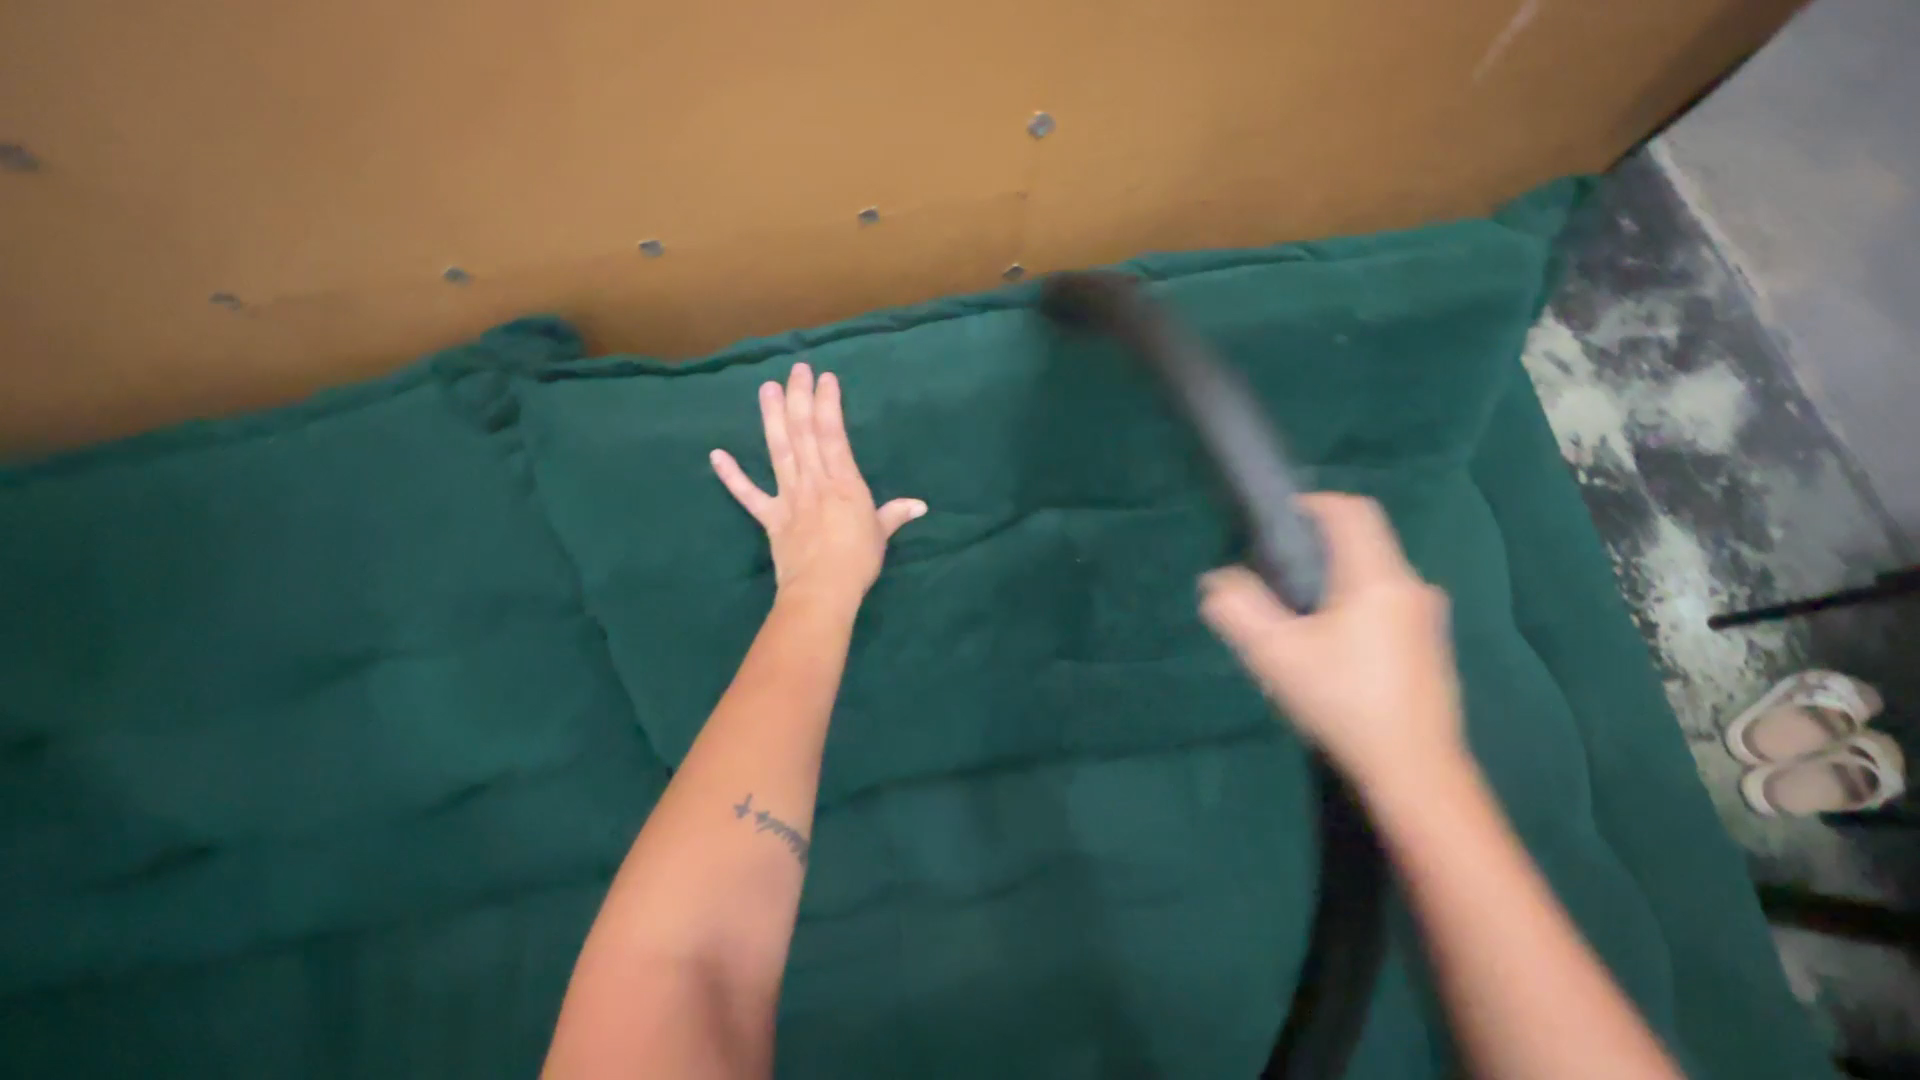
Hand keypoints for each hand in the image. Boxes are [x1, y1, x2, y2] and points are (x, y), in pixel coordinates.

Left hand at [710, 363, 925, 602]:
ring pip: (778, 450)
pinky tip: (716, 454)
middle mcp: (814, 481)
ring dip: (771, 418)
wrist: (822, 590)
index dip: (828, 403)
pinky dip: (731, 475)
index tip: (825, 378)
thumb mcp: (881, 533)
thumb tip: (920, 506)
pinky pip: (747, 494)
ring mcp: (788, 497)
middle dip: (799, 398)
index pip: (833, 433)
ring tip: (766, 389)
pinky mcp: (769, 517)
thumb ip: (895, 514)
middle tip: (795, 370)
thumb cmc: (857, 561)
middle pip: (804, 432)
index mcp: (844, 482)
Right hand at [1198, 493, 1464, 789]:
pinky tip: (1331, 656)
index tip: (1274, 524)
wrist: (1416, 770)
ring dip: (1333, 586)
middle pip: (1360, 544)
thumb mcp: (1276, 656)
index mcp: (1377, 578)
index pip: (1351, 511)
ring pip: (1371, 579)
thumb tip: (1214, 582)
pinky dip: (1353, 611)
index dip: (1311, 505)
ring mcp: (1427, 618)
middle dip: (1314, 553)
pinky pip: (1385, 606)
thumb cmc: (1344, 702)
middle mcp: (1410, 586)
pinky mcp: (1430, 647)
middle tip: (1274, 584)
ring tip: (1297, 626)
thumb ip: (1238, 610)